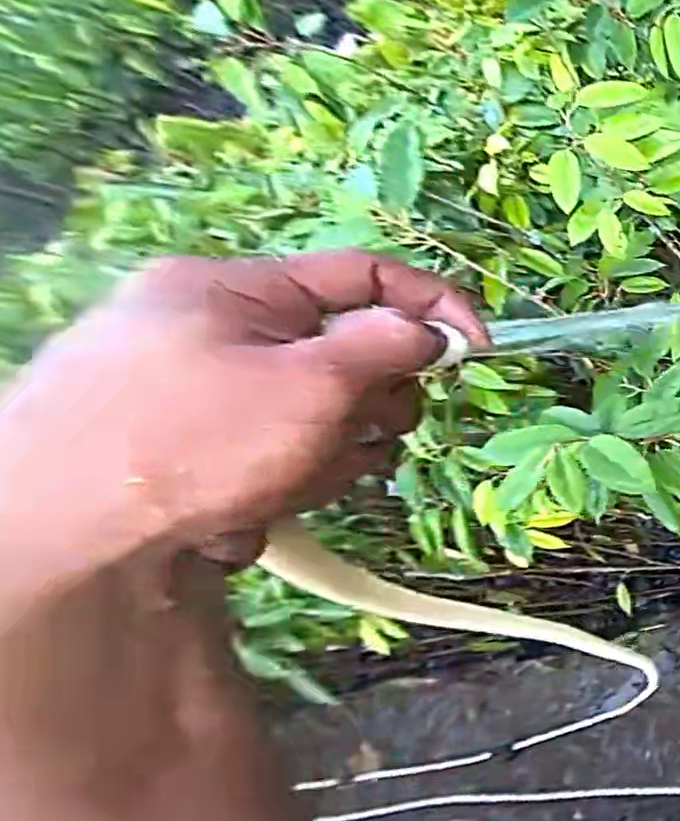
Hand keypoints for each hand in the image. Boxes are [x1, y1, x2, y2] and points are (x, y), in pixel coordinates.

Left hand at [0, 252, 487, 566]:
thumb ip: (388, 345)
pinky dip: (309, 466)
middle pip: (358, 345)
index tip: (479, 350)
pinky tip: (272, 493)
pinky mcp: (216, 434)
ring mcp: (217, 382)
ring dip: (346, 441)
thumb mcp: (313, 383)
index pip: (367, 274)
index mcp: (235, 289)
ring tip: (301, 473)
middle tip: (367, 426)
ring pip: (339, 401)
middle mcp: (225, 326)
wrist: (60, 547)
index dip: (436, 305)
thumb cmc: (192, 445)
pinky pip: (304, 438)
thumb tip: (433, 333)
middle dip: (379, 394)